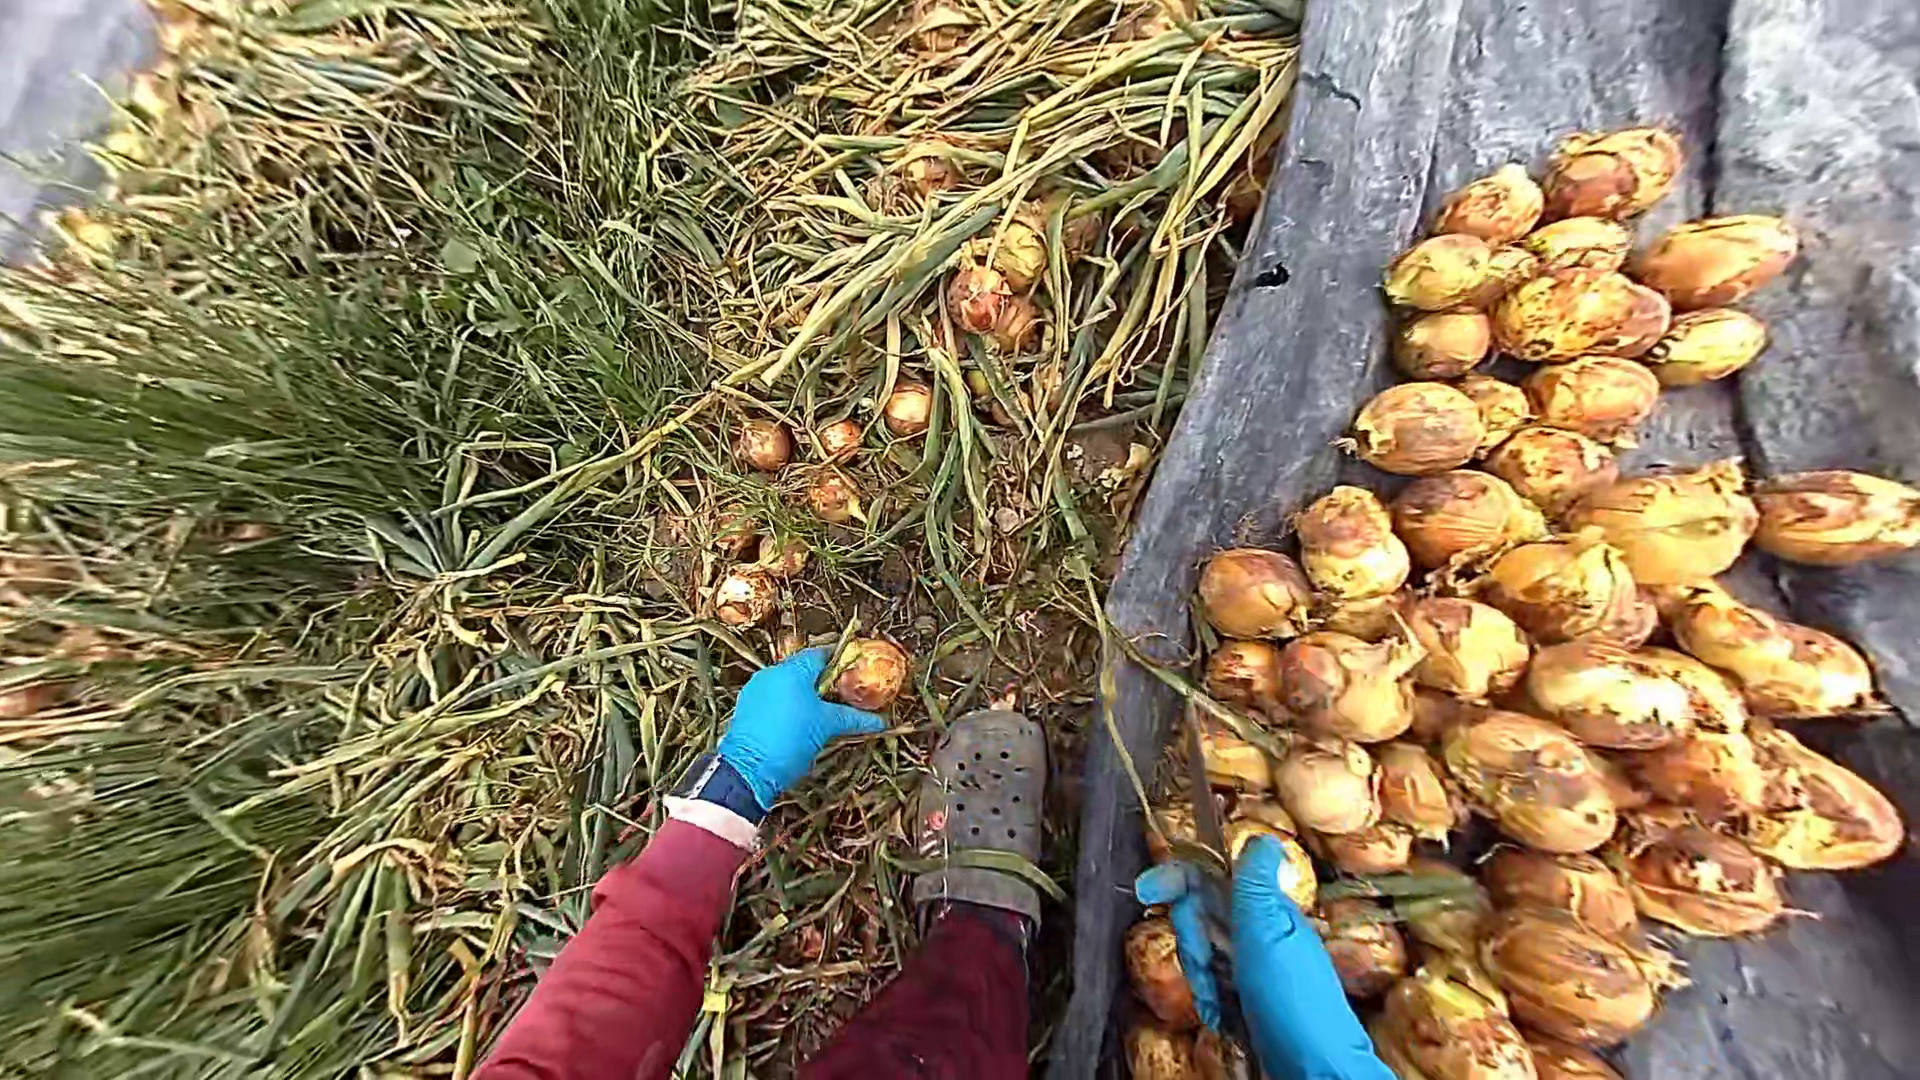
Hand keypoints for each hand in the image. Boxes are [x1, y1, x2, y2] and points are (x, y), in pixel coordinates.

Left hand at [716, 647, 886, 809]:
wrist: (747, 772)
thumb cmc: (790, 739)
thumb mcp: (827, 726)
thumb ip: (853, 718)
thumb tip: (881, 721)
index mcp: (792, 670)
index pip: (821, 653)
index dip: (840, 660)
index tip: (856, 669)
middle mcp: (771, 674)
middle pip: (805, 669)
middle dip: (826, 680)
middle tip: (846, 692)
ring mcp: (756, 690)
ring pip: (789, 684)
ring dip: (807, 694)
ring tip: (826, 710)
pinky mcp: (747, 709)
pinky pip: (775, 698)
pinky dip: (790, 705)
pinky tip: (802, 722)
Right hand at [1135, 836, 1393, 1079]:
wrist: (1317, 1076)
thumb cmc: (1291, 999)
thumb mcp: (1269, 929)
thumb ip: (1256, 879)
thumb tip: (1264, 836)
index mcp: (1261, 906)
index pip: (1206, 875)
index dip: (1173, 877)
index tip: (1144, 891)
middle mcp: (1255, 930)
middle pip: (1197, 912)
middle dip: (1190, 938)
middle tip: (1205, 968)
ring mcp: (1251, 965)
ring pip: (1200, 947)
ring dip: (1198, 972)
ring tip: (1217, 1002)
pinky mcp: (1246, 998)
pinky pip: (1210, 982)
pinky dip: (1208, 996)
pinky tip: (1220, 1016)